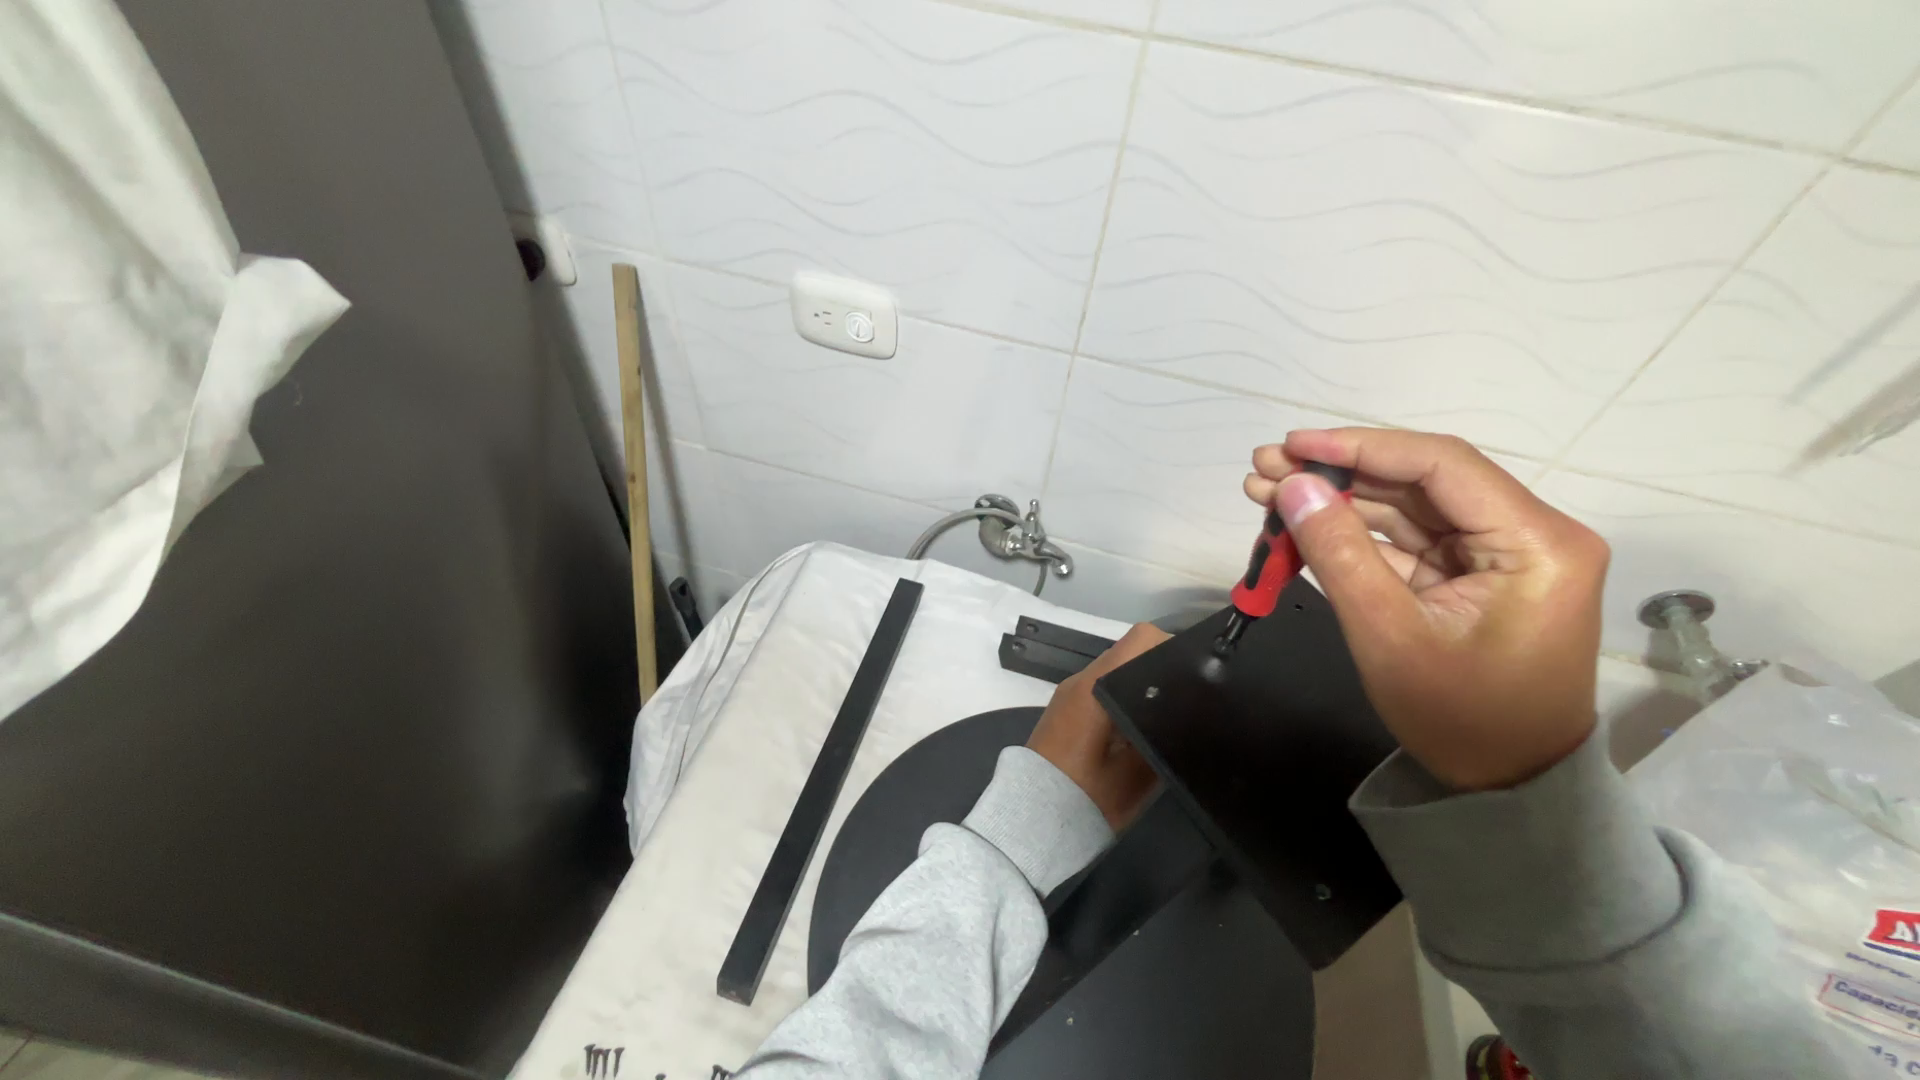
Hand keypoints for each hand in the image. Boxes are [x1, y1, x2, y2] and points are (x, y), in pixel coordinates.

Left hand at [1027, 623, 1169, 829]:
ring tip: (1168, 714)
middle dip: (1159, 668)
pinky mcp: (1065, 711)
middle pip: (1129, 653)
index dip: (1171, 646)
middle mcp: (1080, 681)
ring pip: (1115, 672)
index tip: (1194, 669)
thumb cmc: (1086, 797)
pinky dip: (1123, 697)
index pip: (1141, 639)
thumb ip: (1162, 734)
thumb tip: (1184, 714)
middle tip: (1188, 696)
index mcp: (1096, 686)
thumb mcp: (1138, 773)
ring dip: (1140, 684)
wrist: (1033, 822)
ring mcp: (1069, 695)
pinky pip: (1101, 690)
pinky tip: (1140, 728)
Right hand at [1244, 429, 1607, 791]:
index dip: (1359, 447)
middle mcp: (1528, 533)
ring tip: (1266, 489)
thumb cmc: (1458, 717)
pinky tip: (1302, 522)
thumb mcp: (1387, 634)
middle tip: (1264, 466)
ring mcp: (1501, 553)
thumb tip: (1293, 485)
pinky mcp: (1474, 573)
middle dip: (1339, 471)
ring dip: (1340, 498)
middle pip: (1422, 480)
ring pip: (1409, 506)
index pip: (1441, 464)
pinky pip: (1409, 539)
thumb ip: (1339, 552)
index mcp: (1536, 542)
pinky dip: (1354, 531)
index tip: (1291, 445)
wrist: (1507, 784)